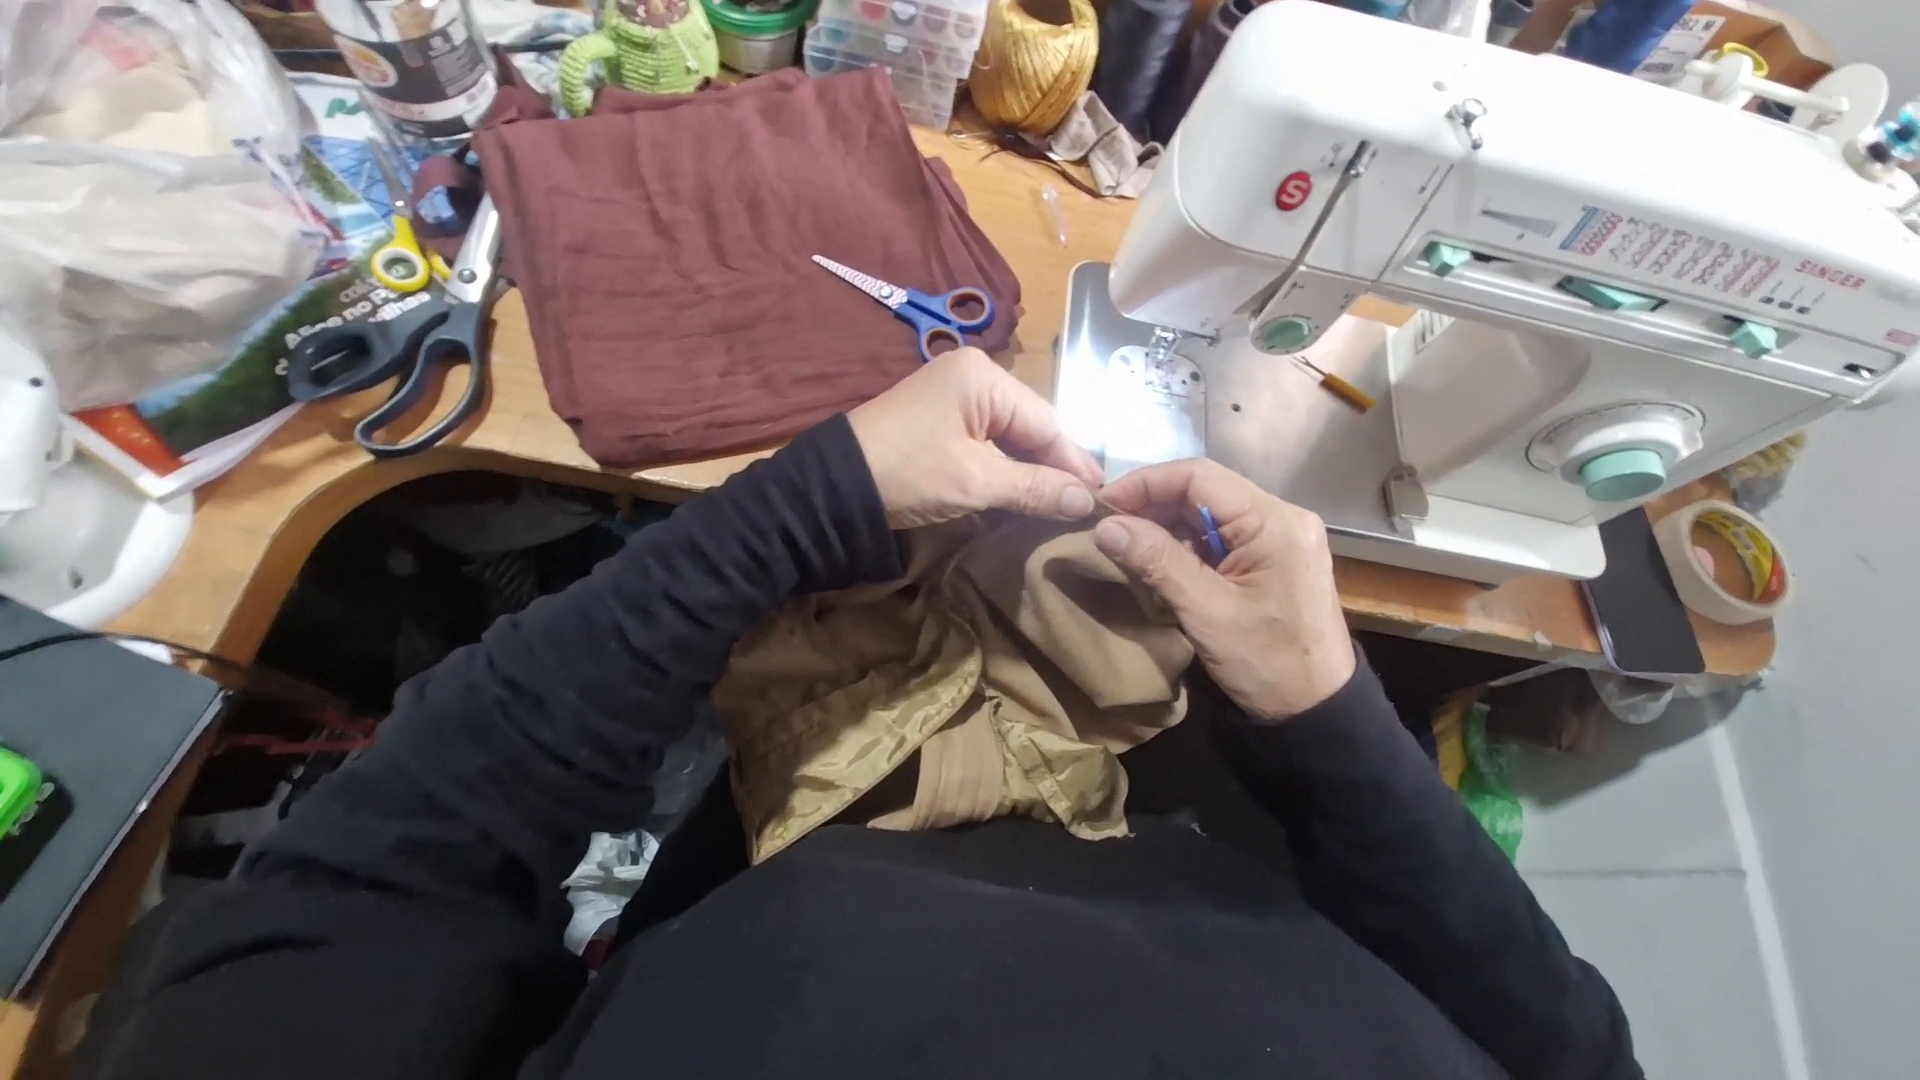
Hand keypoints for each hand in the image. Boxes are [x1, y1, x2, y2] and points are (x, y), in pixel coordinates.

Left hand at [848, 348, 1104, 529]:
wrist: (830, 488)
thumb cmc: (907, 473)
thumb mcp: (975, 482)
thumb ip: (1034, 488)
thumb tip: (1086, 501)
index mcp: (983, 377)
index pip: (1047, 422)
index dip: (1074, 464)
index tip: (1100, 498)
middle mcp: (971, 376)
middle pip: (1029, 427)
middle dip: (1053, 468)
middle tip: (1081, 507)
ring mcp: (951, 397)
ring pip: (1008, 437)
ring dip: (1028, 472)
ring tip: (1056, 506)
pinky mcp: (936, 420)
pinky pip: (984, 442)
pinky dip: (1001, 470)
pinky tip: (1018, 495)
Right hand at [1094, 459, 1354, 720]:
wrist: (1317, 712)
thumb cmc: (1266, 663)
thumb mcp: (1206, 612)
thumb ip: (1157, 561)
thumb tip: (1105, 525)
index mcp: (1274, 521)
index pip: (1197, 476)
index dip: (1144, 484)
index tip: (1102, 506)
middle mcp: (1280, 517)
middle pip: (1202, 491)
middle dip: (1150, 505)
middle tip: (1105, 529)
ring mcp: (1278, 538)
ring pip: (1207, 514)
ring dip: (1163, 527)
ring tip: (1122, 546)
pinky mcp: (1270, 560)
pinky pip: (1218, 538)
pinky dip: (1183, 546)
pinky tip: (1155, 564)